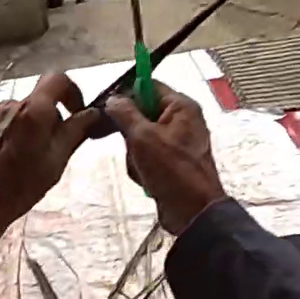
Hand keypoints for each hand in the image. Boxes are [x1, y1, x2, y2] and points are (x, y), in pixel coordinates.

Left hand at [0, 72, 101, 234]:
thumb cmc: (20, 185)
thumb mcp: (57, 159)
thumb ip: (76, 131)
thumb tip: (93, 114)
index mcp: (33, 108)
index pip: (58, 79)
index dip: (74, 92)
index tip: (80, 114)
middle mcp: (11, 105)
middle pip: (42, 98)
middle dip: (57, 116)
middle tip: (63, 145)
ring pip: (27, 113)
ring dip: (40, 127)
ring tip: (41, 158)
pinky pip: (13, 122)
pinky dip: (24, 133)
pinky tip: (22, 160)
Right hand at [107, 85, 226, 233]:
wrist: (192, 212)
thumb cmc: (172, 171)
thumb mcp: (143, 137)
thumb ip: (125, 113)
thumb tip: (113, 99)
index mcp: (181, 107)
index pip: (148, 86)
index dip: (126, 94)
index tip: (107, 108)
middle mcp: (181, 120)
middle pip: (141, 113)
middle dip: (130, 133)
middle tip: (132, 147)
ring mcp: (176, 142)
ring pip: (139, 137)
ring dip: (134, 154)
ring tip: (143, 167)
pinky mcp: (171, 161)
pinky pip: (146, 155)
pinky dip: (141, 166)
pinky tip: (147, 178)